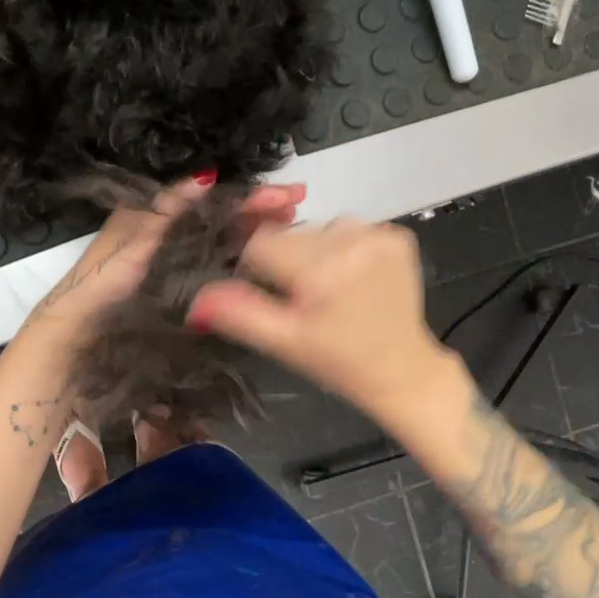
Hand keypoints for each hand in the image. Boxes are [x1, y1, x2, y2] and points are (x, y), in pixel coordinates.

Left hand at [21, 174, 306, 340]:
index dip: (246, 196)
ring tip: (293, 222)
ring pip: (221, 239)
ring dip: (254, 230)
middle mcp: (166, 234)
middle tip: (299, 202)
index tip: (286, 194)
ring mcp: (172, 263)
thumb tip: (205, 176)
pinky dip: (239, 257)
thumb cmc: (99, 285)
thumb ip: (167, 213)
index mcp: (153, 216)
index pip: (209, 198)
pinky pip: (213, 266)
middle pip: (219, 216)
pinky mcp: (175, 290)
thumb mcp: (132, 242)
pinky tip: (263, 257)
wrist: (75, 336)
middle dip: (258, 209)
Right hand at [186, 219, 464, 417]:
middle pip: (290, 233)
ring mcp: (379, 235)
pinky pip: (351, 229)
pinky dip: (344, 248)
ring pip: (319, 228)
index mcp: (320, 270)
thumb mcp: (283, 343)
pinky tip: (351, 278)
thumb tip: (195, 300)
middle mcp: (351, 241)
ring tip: (327, 288)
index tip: (269, 292)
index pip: (260, 243)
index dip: (256, 267)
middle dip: (287, 260)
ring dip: (315, 252)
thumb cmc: (336, 362)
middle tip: (300, 298)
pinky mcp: (397, 235)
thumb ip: (239, 315)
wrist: (402, 369)